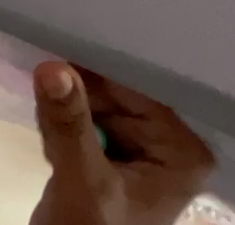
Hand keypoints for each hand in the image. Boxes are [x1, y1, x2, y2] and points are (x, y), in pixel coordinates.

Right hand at [30, 62, 214, 224]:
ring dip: (62, 110)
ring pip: (91, 93)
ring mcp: (138, 144)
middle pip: (114, 85)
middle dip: (76, 93)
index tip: (62, 50)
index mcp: (184, 151)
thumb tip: (53, 66)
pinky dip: (58, 121)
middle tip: (50, 114)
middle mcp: (168, 141)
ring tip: (52, 140)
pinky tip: (52, 147)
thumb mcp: (83, 183)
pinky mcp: (109, 149)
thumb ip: (70, 126)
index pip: (141, 85)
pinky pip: (80, 110)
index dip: (101, 65)